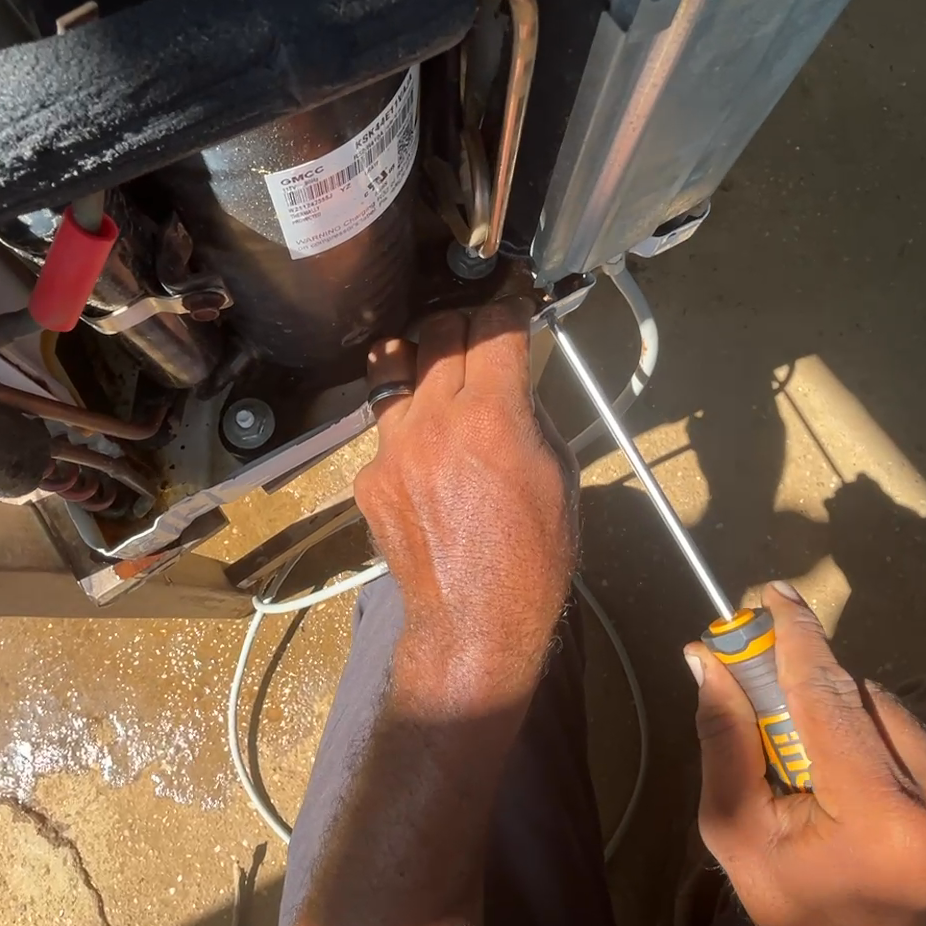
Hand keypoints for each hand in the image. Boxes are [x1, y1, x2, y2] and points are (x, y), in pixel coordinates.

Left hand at [355, 299, 575, 662]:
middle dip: (464, 325)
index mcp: (491, 416)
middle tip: (478, 339)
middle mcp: (433, 419)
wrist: (473, 619)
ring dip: (418, 359)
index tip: (514, 307)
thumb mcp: (558, 476)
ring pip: (392, 368)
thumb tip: (511, 384)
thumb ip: (530, 416)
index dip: (510, 308)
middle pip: (438, 333)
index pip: (495, 328)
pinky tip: (421, 451)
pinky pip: (384, 430)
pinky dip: (405, 427)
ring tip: (431, 369)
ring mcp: (391, 447)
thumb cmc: (533, 555)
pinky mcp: (367, 476)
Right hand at [686, 583, 925, 925]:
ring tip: (825, 766)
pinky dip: (889, 745)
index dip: (795, 635)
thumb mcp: (738, 837)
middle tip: (770, 701)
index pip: (826, 694)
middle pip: (860, 695)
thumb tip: (705, 660)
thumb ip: (723, 743)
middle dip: (810, 685)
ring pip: (895, 713)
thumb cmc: (809, 921)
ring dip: (849, 717)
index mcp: (878, 815)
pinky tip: (872, 787)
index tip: (771, 593)